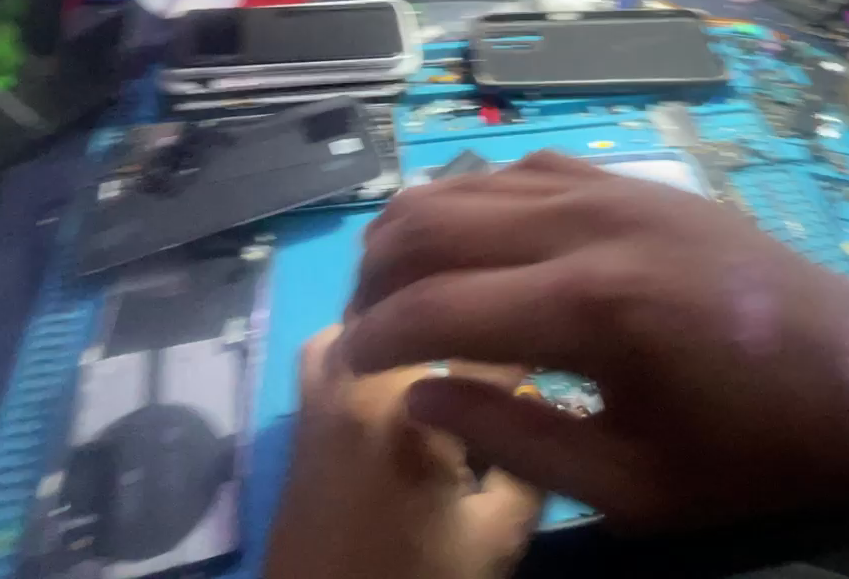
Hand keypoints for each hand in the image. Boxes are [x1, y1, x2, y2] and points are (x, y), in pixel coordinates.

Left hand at [264, 326, 541, 578]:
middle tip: (501, 345)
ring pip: (366, 311)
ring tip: (445, 341)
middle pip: (419, 310)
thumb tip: (538, 403)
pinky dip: (363, 336)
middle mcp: (357, 378)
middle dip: (468, 318)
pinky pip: (332, 344)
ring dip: (409, 316)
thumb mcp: (495, 539)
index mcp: (408, 407)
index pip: (482, 347)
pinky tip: (393, 364)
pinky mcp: (301, 410)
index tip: (547, 346)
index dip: (526, 342)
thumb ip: (529, 466)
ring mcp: (320, 389)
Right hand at [344, 150, 848, 528]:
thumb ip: (512, 438)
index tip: (349, 365)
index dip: (375, 338)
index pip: (436, 308)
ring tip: (406, 280)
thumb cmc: (750, 445)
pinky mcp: (627, 175)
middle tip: (369, 322)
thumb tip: (417, 399)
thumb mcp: (632, 485)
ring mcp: (607, 184)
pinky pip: (519, 166)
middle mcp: (583, 222)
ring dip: (417, 228)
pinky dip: (475, 198)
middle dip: (376, 272)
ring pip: (468, 180)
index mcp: (587, 306)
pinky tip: (479, 237)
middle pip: (432, 221)